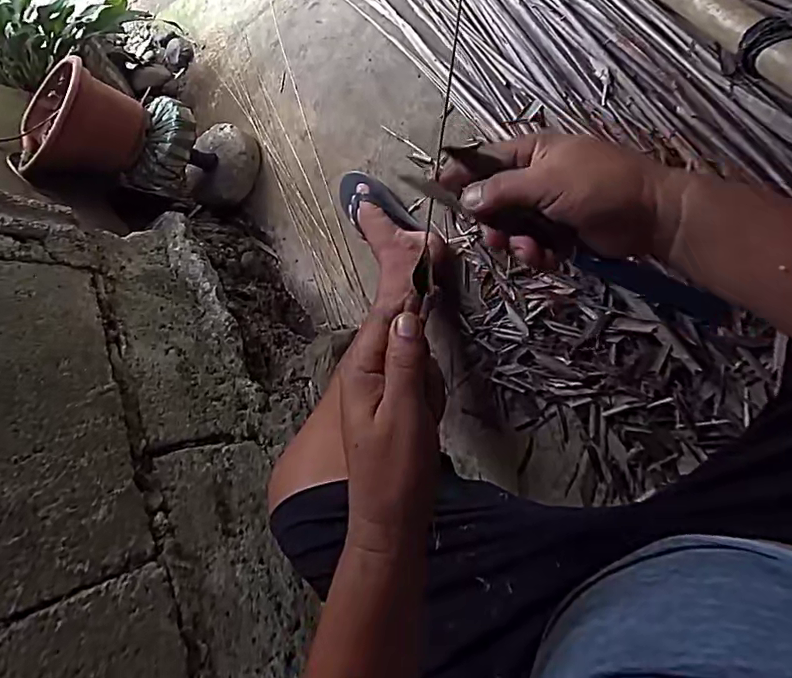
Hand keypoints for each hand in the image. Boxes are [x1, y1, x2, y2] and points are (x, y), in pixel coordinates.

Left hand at [339, 310, 442, 555]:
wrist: (393, 522)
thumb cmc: (395, 473)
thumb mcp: (405, 412)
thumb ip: (406, 361)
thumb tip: (408, 315)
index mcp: (360, 370)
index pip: (384, 316)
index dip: (409, 295)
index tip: (432, 268)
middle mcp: (366, 373)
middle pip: (405, 337)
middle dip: (423, 360)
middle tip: (423, 397)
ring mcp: (380, 388)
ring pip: (417, 360)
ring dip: (428, 384)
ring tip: (423, 417)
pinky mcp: (394, 401)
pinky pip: (420, 382)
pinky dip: (429, 398)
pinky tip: (425, 422)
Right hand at [439, 133, 679, 267]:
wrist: (653, 215)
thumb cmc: (600, 185)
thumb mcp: (547, 181)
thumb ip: (504, 190)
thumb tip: (468, 197)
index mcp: (530, 152)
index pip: (484, 159)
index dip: (461, 174)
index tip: (439, 189)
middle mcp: (535, 176)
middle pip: (495, 200)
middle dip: (493, 221)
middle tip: (496, 237)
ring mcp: (548, 205)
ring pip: (513, 226)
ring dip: (517, 242)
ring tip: (531, 251)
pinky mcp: (561, 231)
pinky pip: (534, 243)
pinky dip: (538, 253)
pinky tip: (549, 257)